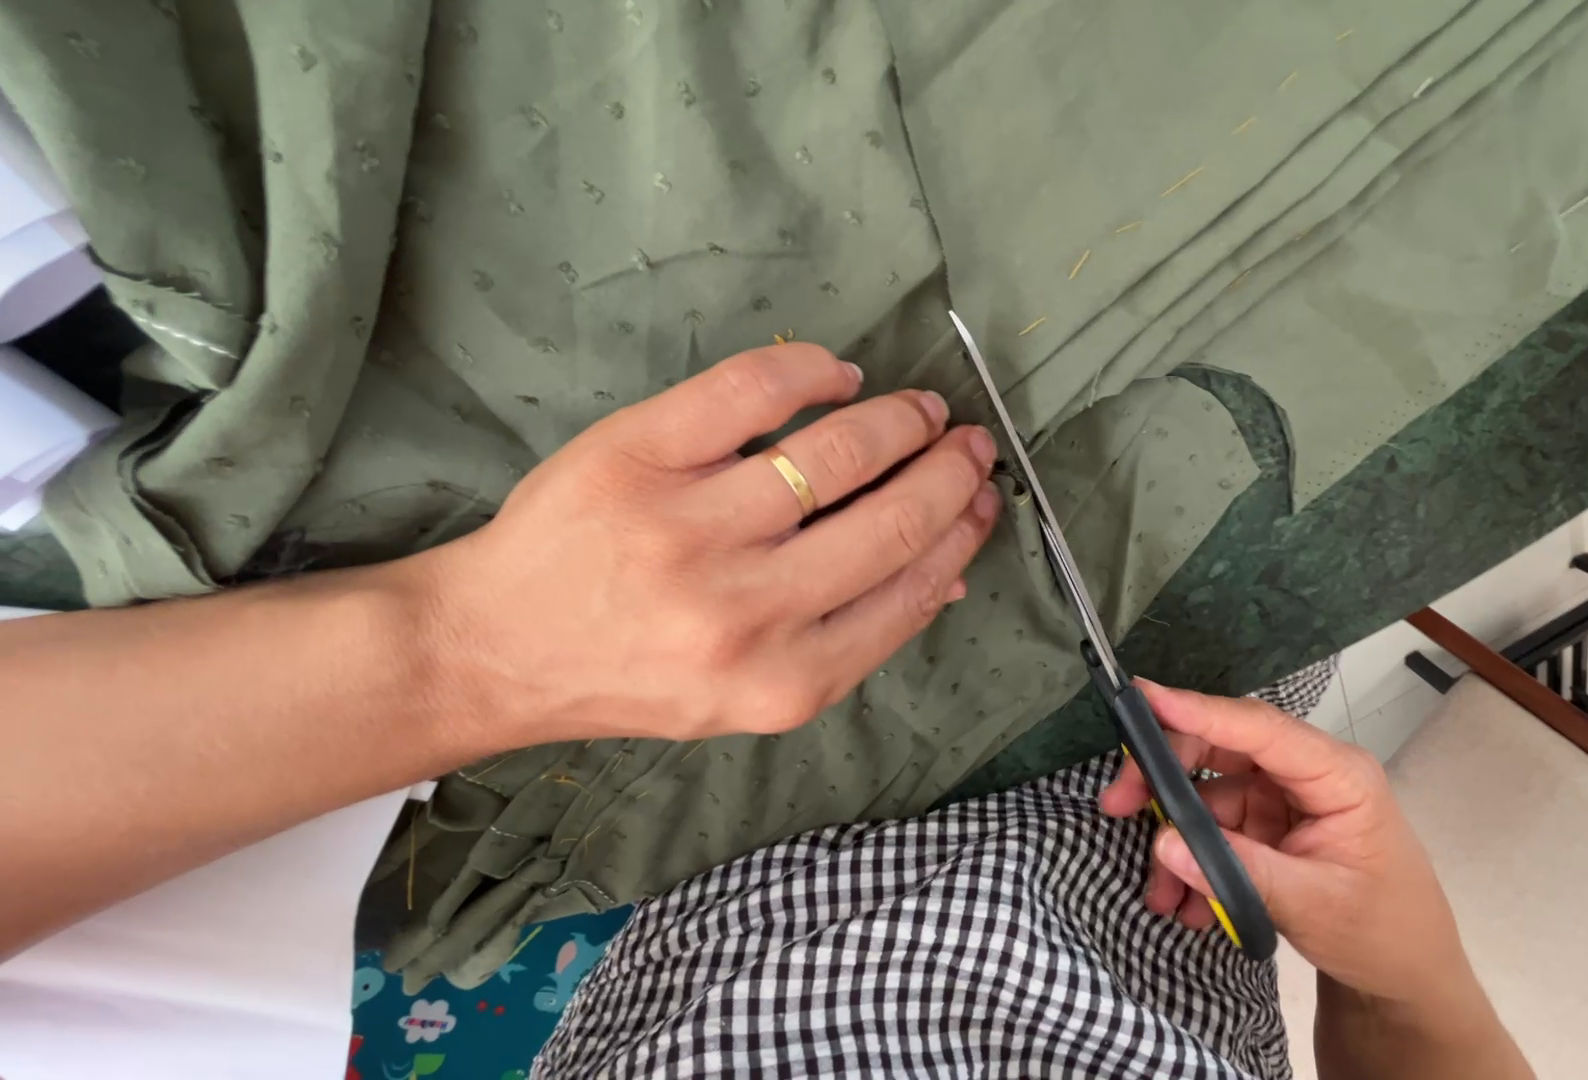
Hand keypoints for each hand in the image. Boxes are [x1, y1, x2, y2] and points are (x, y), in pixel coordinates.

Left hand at [415, 343, 1000, 745]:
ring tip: (921, 410)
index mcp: (788, 679)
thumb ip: (852, 637)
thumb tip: (945, 576)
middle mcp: (748, 612)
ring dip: (900, 420)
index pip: (911, 588)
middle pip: (891, 518)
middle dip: (950, 469)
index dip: (962, 533)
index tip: (983, 497)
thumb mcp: (756, 690)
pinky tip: (839, 375)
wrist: (498, 650)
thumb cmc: (641, 675)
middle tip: (969, 441)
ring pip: (836, 452)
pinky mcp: (637, 457)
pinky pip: (754, 390)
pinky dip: (813, 370)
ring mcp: (688, 530)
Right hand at [1099, 682, 1473, 1008]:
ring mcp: (1281, 796)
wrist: (1405, 981)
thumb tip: (1163, 842)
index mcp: (1336, 774)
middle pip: (1220, 747)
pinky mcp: (1265, 822)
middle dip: (1164, 774)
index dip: (1199, 710)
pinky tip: (1182, 902)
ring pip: (1206, 791)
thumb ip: (1236, 869)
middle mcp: (1304, 771)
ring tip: (1158, 891)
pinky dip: (1190, 859)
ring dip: (1174, 834)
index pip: (1259, 727)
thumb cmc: (1383, 934)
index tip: (1143, 696)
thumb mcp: (1312, 904)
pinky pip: (1212, 827)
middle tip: (1116, 803)